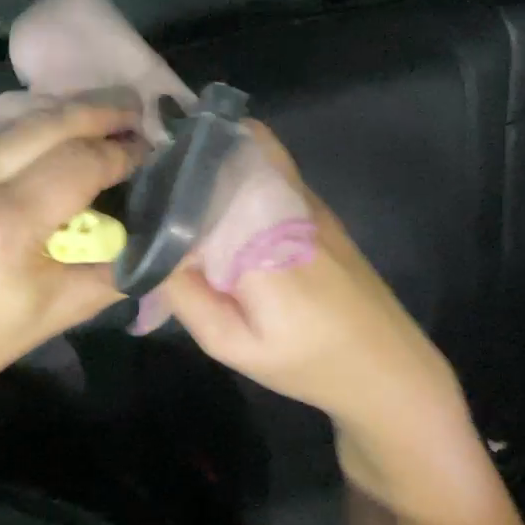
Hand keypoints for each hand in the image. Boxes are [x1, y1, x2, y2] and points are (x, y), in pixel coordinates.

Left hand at [0, 103, 144, 376]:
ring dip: (56, 124)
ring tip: (93, 124)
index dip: (118, 152)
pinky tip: (39, 154)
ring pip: (12, 129)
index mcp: (3, 226)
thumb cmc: (1, 327)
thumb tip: (175, 227)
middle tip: (131, 110)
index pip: (77, 163)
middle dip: (95, 114)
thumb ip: (125, 261)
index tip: (146, 147)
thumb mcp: (73, 303)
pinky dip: (17, 145)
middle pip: (45, 126)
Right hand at [157, 122, 454, 420]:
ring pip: (250, 155)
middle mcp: (286, 211)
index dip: (161, 194)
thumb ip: (187, 297)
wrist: (389, 369)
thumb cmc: (307, 365)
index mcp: (261, 249)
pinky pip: (270, 169)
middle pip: (224, 158)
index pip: (196, 196)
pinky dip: (237, 166)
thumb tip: (152, 251)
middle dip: (184, 162)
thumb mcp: (232, 347)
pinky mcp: (318, 208)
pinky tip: (215, 192)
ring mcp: (308, 203)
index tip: (135, 208)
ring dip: (212, 158)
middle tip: (149, 183)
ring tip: (175, 179)